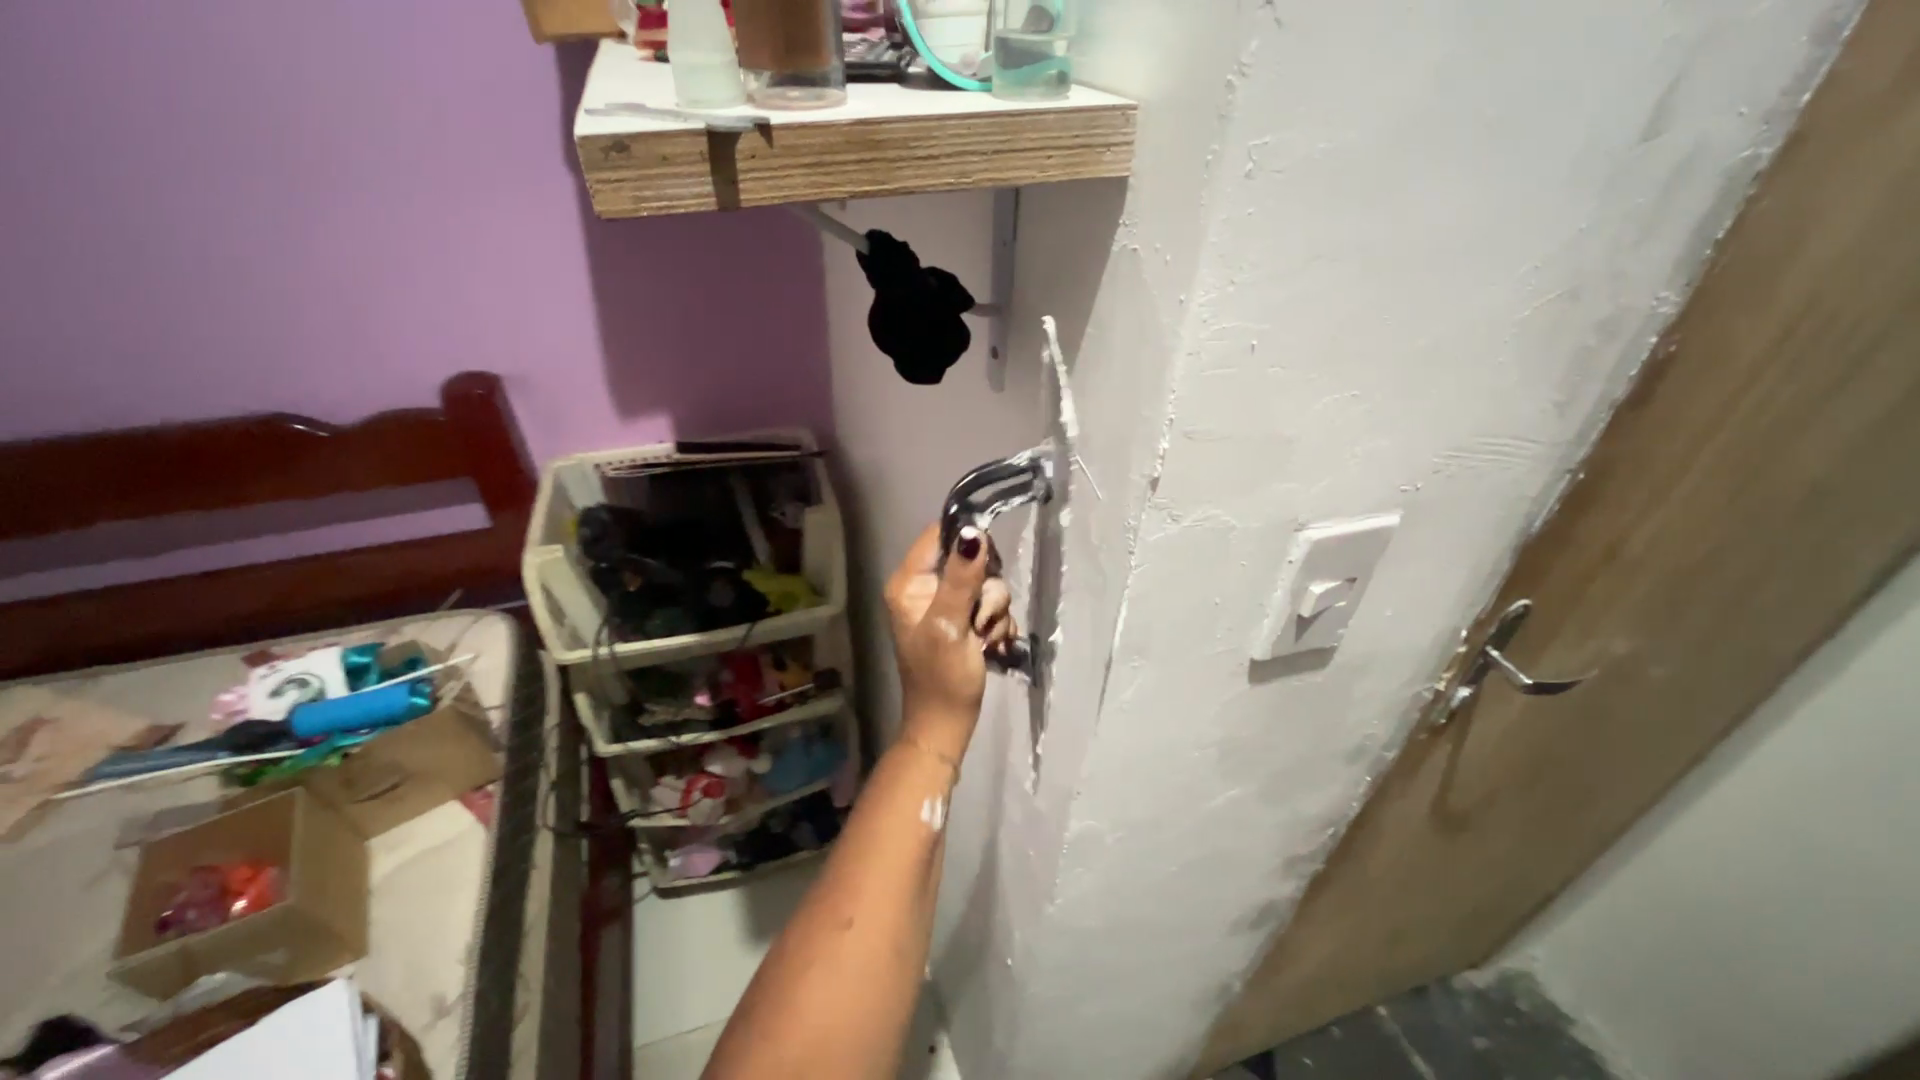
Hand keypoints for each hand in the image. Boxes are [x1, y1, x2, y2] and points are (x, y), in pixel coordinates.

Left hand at [884, 523, 1018, 757]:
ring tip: (985, 639)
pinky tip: (993, 645)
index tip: (988, 565)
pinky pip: (992, 606)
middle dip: (987, 588)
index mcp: (909, 583)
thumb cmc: (941, 677)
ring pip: (986, 584)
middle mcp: (925, 587)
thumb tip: (973, 532)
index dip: (967, 543)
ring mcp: (946, 605)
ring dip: (995, 611)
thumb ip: (962, 578)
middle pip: (969, 558)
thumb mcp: (950, 625)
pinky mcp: (965, 621)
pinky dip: (998, 624)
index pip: (939, 535)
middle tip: (981, 617)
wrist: (947, 724)